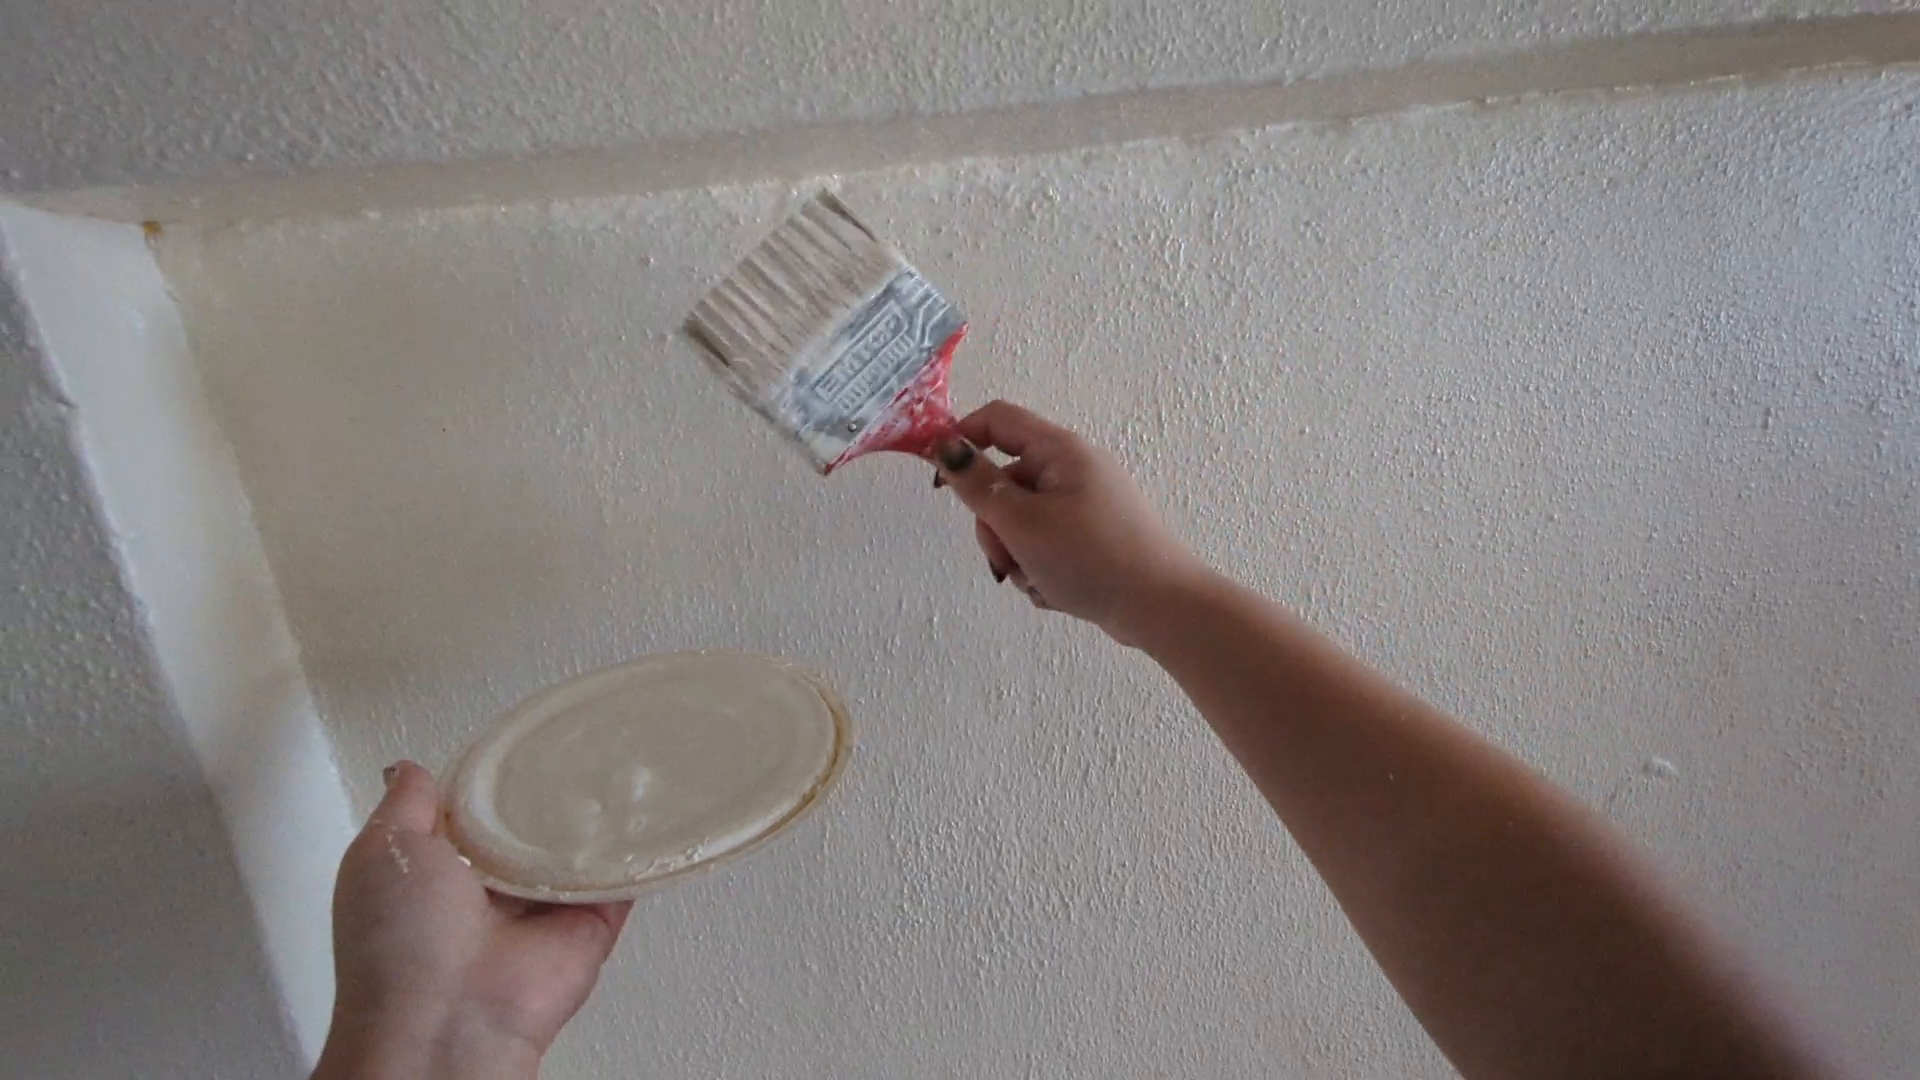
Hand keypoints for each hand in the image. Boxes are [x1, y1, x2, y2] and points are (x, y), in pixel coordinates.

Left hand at [312, 762, 630, 1079]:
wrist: (452, 1018)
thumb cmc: (400, 946)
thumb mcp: (383, 855)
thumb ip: (406, 807)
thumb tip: (406, 767)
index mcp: (449, 871)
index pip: (485, 810)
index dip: (503, 775)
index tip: (529, 738)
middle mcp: (501, 887)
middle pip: (541, 824)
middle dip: (562, 791)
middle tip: (589, 744)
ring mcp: (552, 904)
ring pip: (585, 847)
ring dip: (605, 817)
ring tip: (630, 766)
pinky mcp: (596, 917)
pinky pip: (625, 875)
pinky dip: (641, 850)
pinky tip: (656, 811)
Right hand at [934, 400, 1207, 643]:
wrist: (1161, 607)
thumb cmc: (1090, 557)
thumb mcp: (1022, 521)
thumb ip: (977, 484)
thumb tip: (944, 446)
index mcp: (1059, 451)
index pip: (996, 420)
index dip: (961, 439)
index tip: (939, 480)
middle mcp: (1072, 470)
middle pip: (1005, 481)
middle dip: (995, 525)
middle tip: (1006, 557)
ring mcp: (1083, 506)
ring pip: (1022, 522)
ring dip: (1017, 554)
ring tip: (1038, 580)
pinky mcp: (1090, 539)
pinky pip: (1045, 545)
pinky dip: (1041, 568)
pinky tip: (1057, 590)